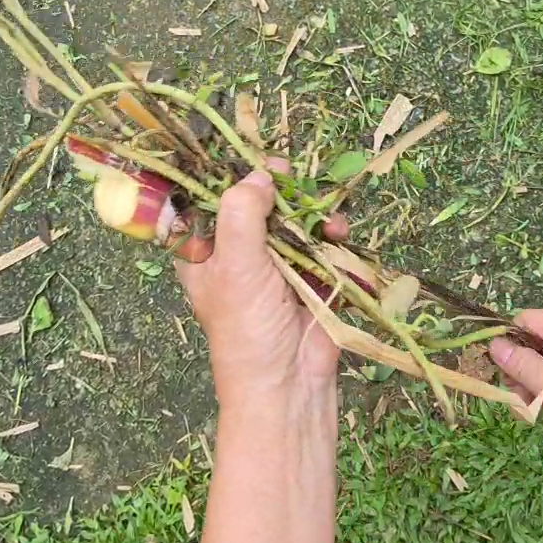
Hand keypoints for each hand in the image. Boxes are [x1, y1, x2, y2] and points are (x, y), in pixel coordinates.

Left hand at [175, 170, 338, 413]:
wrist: (290, 384)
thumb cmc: (248, 328)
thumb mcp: (236, 266)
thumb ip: (243, 214)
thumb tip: (261, 176)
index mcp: (204, 251)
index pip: (206, 199)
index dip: (226, 175)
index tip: (248, 158)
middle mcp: (236, 252)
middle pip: (254, 201)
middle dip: (277, 189)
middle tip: (290, 173)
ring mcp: (274, 263)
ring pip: (292, 217)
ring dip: (310, 213)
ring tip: (325, 220)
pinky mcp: (309, 274)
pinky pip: (319, 241)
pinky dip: (331, 235)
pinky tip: (338, 235)